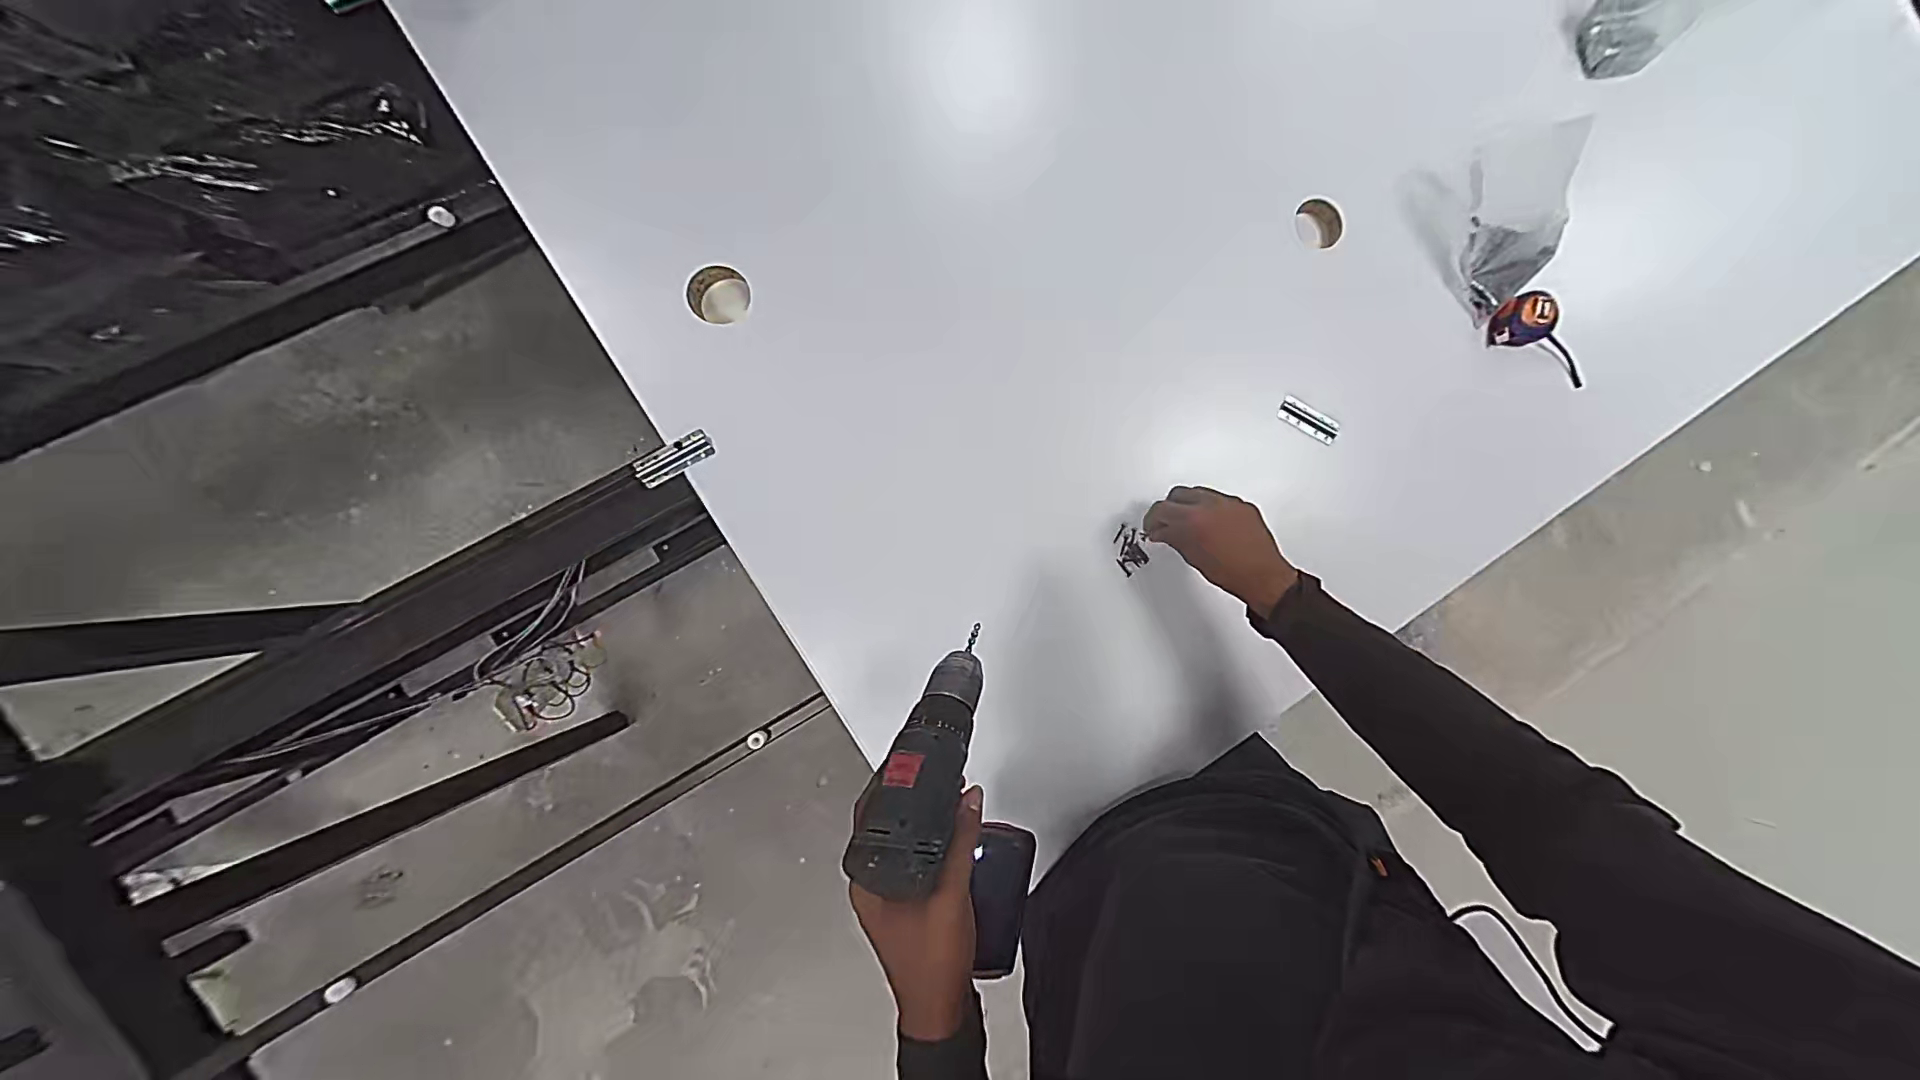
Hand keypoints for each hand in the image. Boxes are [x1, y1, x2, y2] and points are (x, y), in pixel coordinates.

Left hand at [849, 785, 983, 1040]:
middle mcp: (871, 884)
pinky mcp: (904, 901)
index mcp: (867, 880)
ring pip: (898, 842)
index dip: (883, 785)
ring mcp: (886, 894)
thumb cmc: (933, 964)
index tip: (900, 764)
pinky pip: (911, 858)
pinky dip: (926, 839)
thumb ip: (960, 841)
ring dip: (917, 819)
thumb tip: (967, 801)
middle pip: (882, 825)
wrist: (941, 1009)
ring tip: (937, 797)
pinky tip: (945, 834)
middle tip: (920, 774)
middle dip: (903, 798)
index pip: (867, 816)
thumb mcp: (952, 891)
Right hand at [1143, 486, 1299, 615]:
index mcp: (1194, 519)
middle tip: (1165, 523)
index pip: (1162, 509)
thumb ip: (1175, 538)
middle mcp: (1211, 505)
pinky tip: (1209, 524)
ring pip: (1198, 493)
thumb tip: (1164, 532)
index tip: (1152, 527)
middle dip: (1168, 509)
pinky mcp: (1243, 506)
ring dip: (1188, 505)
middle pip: (1178, 494)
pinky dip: (1209, 508)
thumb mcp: (1193, 557)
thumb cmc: (1232, 573)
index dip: (1152, 519)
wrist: (1263, 577)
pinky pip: (1219, 499)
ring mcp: (1229, 503)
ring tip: (1187, 523)